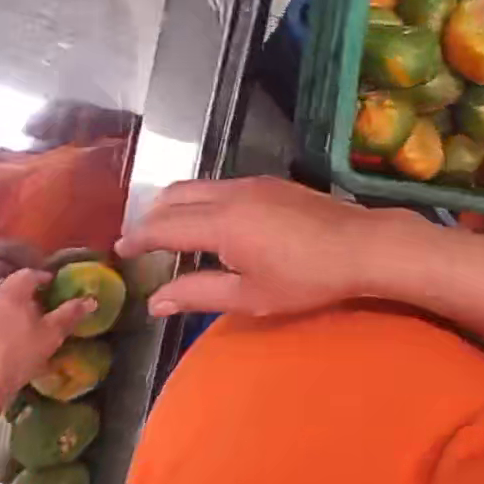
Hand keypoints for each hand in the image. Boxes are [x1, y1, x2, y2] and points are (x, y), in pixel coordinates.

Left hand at [0, 268, 96, 411]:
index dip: (42, 277)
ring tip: (14, 326)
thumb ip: (69, 315)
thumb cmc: (16, 357)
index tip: (52, 285)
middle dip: (21, 292)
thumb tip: (91, 299)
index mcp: (11, 293)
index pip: (28, 274)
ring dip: (1, 309)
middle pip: (5, 286)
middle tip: (35, 305)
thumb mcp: (50, 337)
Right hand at [115, 177, 419, 317]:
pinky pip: (221, 185)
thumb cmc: (308, 278)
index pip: (163, 227)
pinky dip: (202, 199)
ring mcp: (253, 183)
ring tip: (173, 231)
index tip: (121, 250)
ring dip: (177, 205)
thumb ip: (199, 294)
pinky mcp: (271, 182)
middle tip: (142, 241)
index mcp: (221, 224)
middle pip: (174, 197)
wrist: (363, 245)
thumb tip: (154, 301)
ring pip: (198, 186)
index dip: (138, 238)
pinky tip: (214, 222)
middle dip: (152, 217)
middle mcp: (231, 194)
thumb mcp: (251, 295)